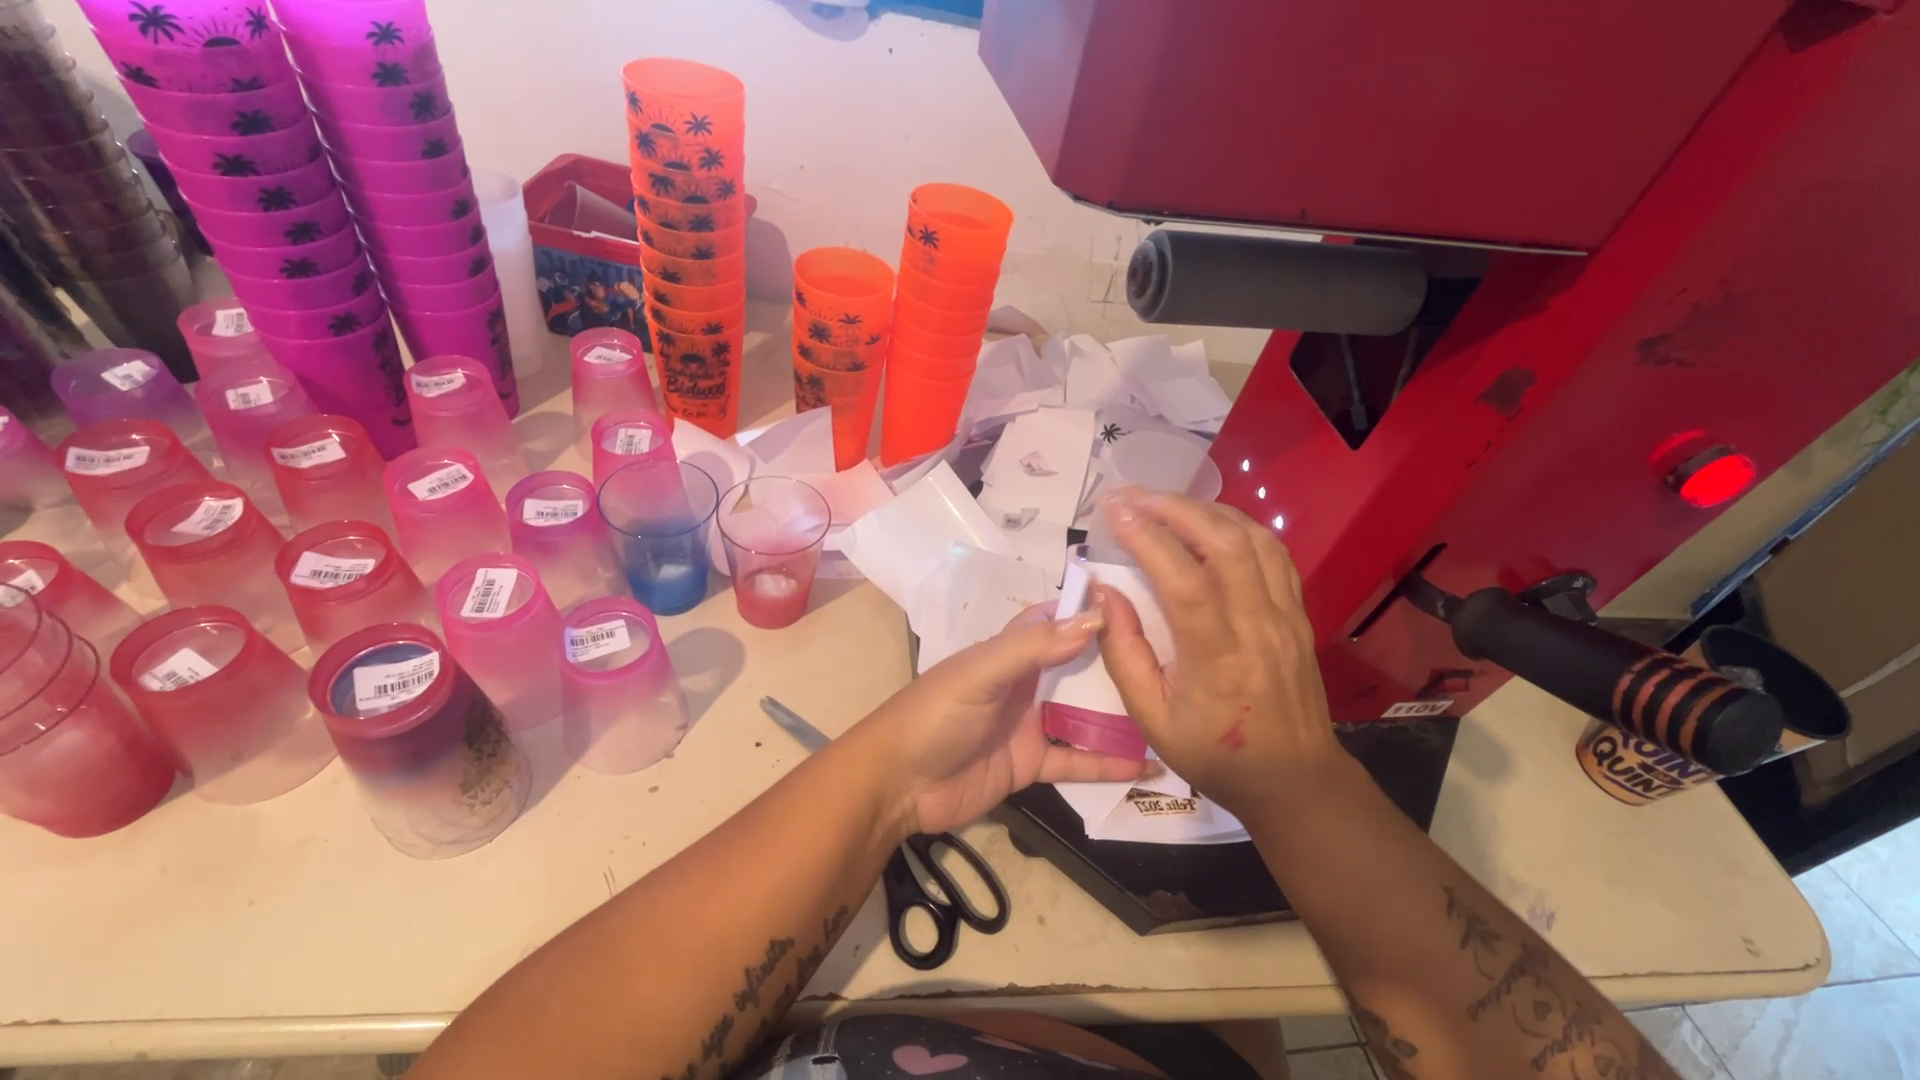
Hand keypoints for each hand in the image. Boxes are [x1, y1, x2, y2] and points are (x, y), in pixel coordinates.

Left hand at [854, 605, 1149, 835]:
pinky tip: (1149, 765)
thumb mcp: (979, 674)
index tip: (1141, 599)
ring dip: (1120, 713)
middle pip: (1077, 666)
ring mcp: (1029, 725)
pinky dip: (1109, 764)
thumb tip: (1094, 619)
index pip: (1054, 620)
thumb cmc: (934, 716)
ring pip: (1083, 713)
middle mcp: (1023, 684)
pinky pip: (1077, 760)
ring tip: (1171, 705)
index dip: (1089, 609)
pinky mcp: (1031, 765)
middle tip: (1176, 654)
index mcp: (1007, 653)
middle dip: (1117, 660)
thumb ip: (1032, 648)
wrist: (897, 785)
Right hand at [1095, 488, 1352, 818]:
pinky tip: (1210, 522)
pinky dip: (1239, 526)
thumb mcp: (1152, 719)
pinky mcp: (1298, 614)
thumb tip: (1103, 593)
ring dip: (1207, 510)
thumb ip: (1124, 654)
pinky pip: (1274, 553)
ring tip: (1165, 501)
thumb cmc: (1214, 754)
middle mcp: (1257, 627)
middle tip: (1132, 495)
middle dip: (1175, 508)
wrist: (1294, 778)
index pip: (1184, 582)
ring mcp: (1286, 616)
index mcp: (1217, 660)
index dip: (1148, 539)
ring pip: (1254, 540)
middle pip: (1224, 545)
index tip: (1114, 512)